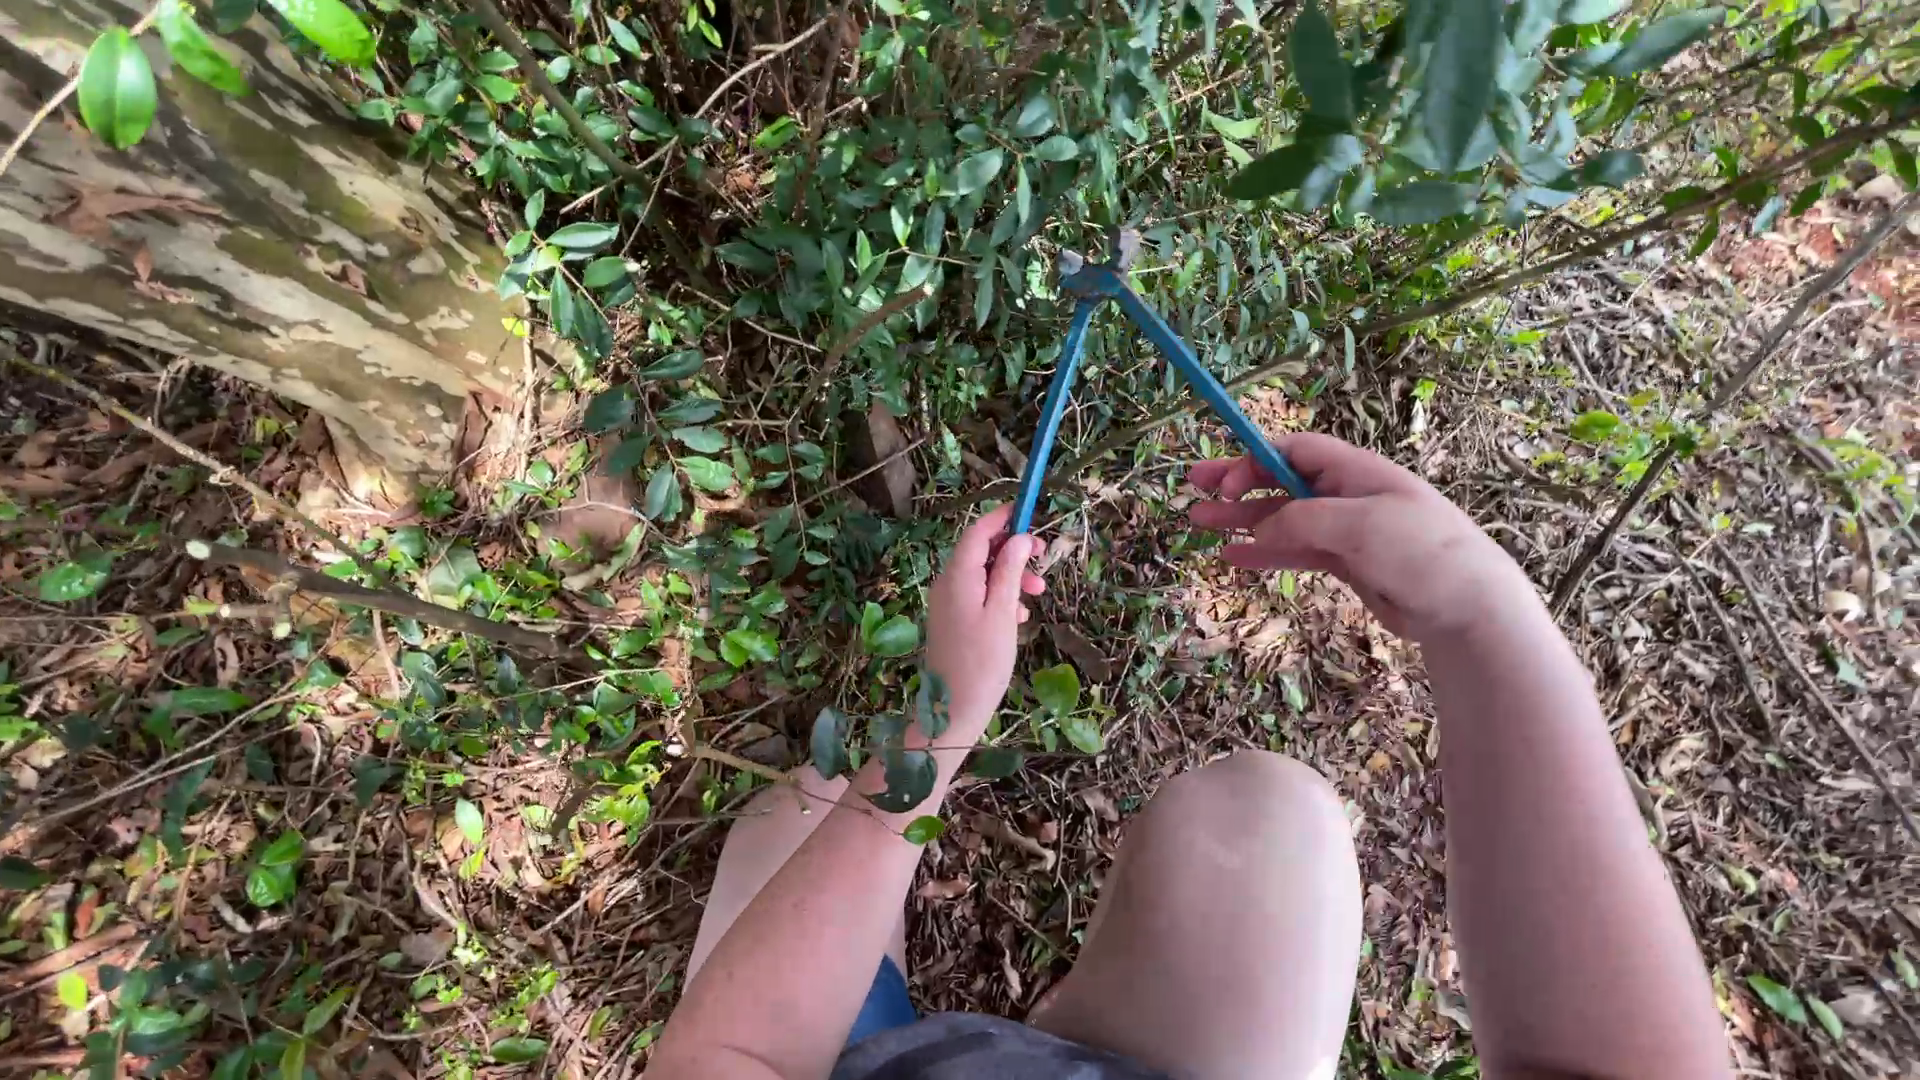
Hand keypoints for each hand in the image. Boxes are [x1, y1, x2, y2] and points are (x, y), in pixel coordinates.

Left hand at [924, 504, 1046, 734]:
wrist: (953, 710)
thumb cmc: (982, 662)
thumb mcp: (1002, 613)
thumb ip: (1008, 572)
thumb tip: (1018, 539)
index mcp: (956, 576)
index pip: (977, 533)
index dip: (1001, 519)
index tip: (1028, 513)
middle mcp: (947, 584)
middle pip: (981, 552)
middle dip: (1013, 552)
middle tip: (1043, 560)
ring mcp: (948, 603)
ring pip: (983, 575)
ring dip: (1011, 577)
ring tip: (1037, 594)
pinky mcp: (953, 621)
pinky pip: (979, 596)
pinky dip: (1000, 598)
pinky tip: (1018, 617)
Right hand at [1187, 433, 1536, 642]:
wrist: (1467, 607)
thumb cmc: (1420, 551)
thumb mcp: (1358, 526)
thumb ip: (1300, 521)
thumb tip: (1258, 532)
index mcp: (1354, 471)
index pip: (1293, 451)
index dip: (1254, 460)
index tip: (1223, 482)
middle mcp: (1345, 495)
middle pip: (1279, 481)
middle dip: (1235, 483)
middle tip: (1192, 486)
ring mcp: (1343, 530)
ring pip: (1279, 519)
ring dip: (1240, 520)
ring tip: (1199, 522)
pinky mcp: (1343, 562)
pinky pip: (1292, 550)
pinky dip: (1261, 552)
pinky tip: (1231, 556)